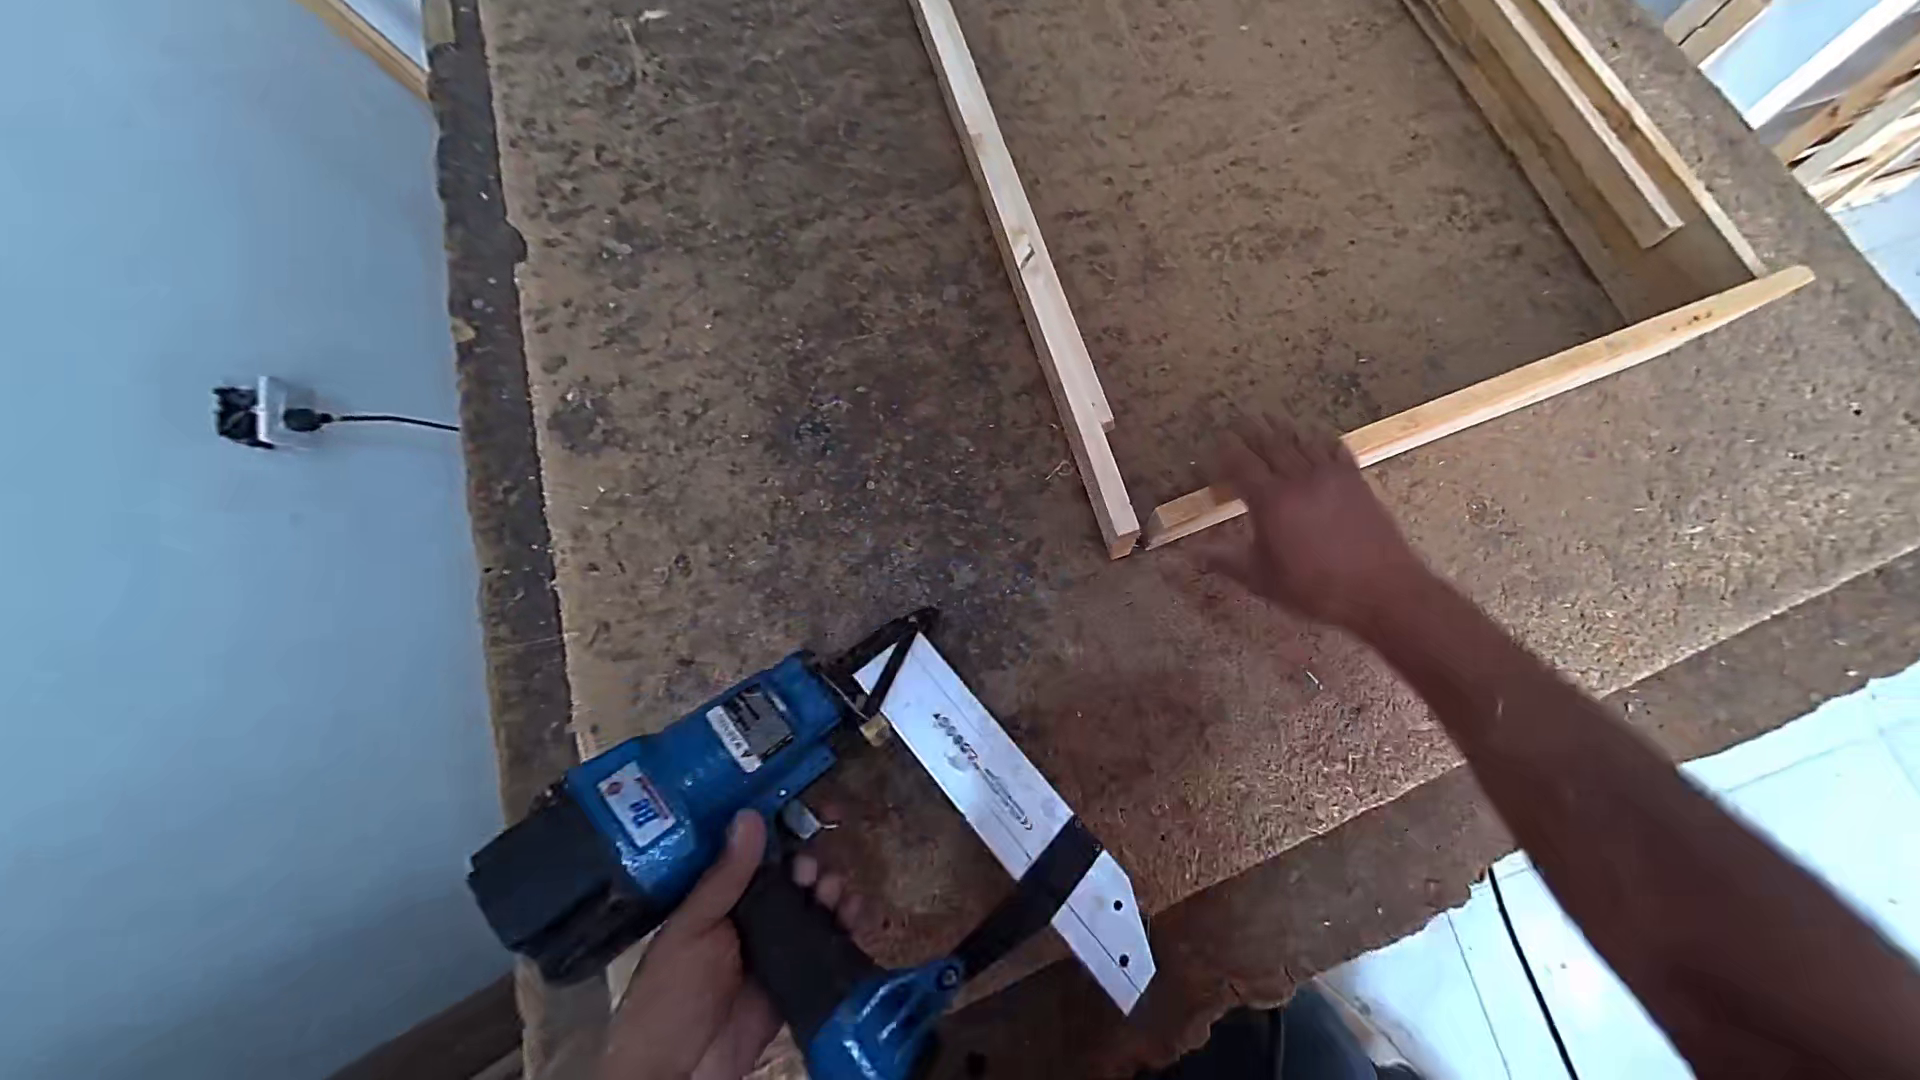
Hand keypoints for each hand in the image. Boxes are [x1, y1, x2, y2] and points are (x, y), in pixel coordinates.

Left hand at [599, 811, 862, 1079]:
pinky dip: (850, 922)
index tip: (814, 811)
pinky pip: (832, 940)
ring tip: (833, 894)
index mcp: (725, 895)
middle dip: (813, 864)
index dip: (788, 830)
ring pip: (818, 902)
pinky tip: (856, 915)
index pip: (762, 852)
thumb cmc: (672, 994)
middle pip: (797, 874)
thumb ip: (724, 876)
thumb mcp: (691, 929)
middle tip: (812, 873)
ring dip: (833, 889)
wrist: (683, 1074)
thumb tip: (749, 815)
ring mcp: (782, 943)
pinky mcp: (804, 972)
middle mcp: (756, 912)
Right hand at [1200, 414, 1427, 630]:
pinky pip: (1335, 450)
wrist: (1381, 590)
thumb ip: (1225, 559)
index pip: (1241, 464)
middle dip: (1253, 431)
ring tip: (1272, 419)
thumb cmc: (1314, 588)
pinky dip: (1321, 440)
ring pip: (1302, 443)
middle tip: (1240, 418)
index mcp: (1270, 501)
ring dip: (1284, 430)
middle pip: (1271, 445)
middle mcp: (1298, 480)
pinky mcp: (1356, 482)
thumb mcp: (1261, 578)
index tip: (1217, 441)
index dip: (1226, 451)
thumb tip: (1192, 553)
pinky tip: (1318, 437)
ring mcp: (1331, 477)